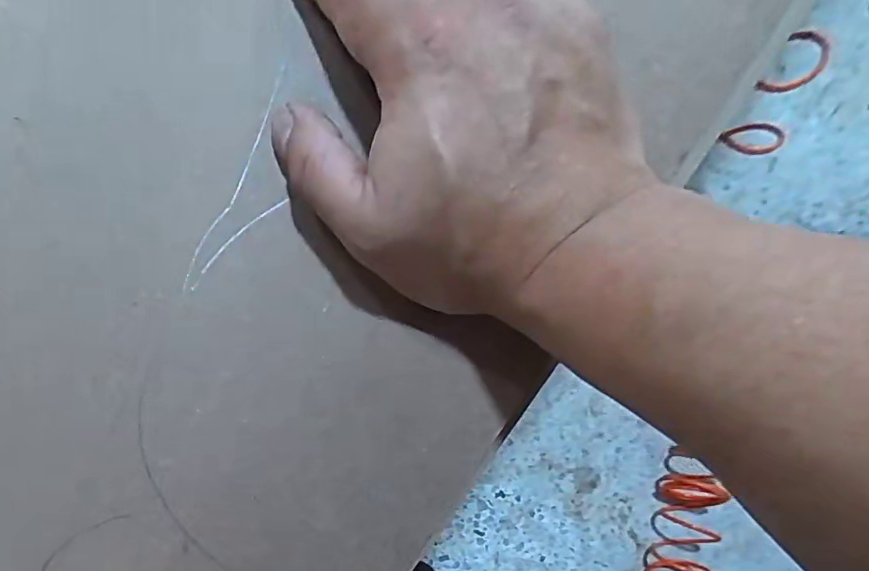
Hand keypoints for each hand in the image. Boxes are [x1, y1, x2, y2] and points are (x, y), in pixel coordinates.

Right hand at [269, 0, 658, 315]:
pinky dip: (492, 9)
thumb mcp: (368, 229)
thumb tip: (288, 118)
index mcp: (416, 51)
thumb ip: (317, 168)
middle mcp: (477, 8)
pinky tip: (485, 33)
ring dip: (434, 8)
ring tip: (420, 29)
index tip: (321, 9)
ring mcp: (537, 6)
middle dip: (380, 4)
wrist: (577, 248)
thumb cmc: (463, 246)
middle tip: (369, 22)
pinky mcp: (579, 22)